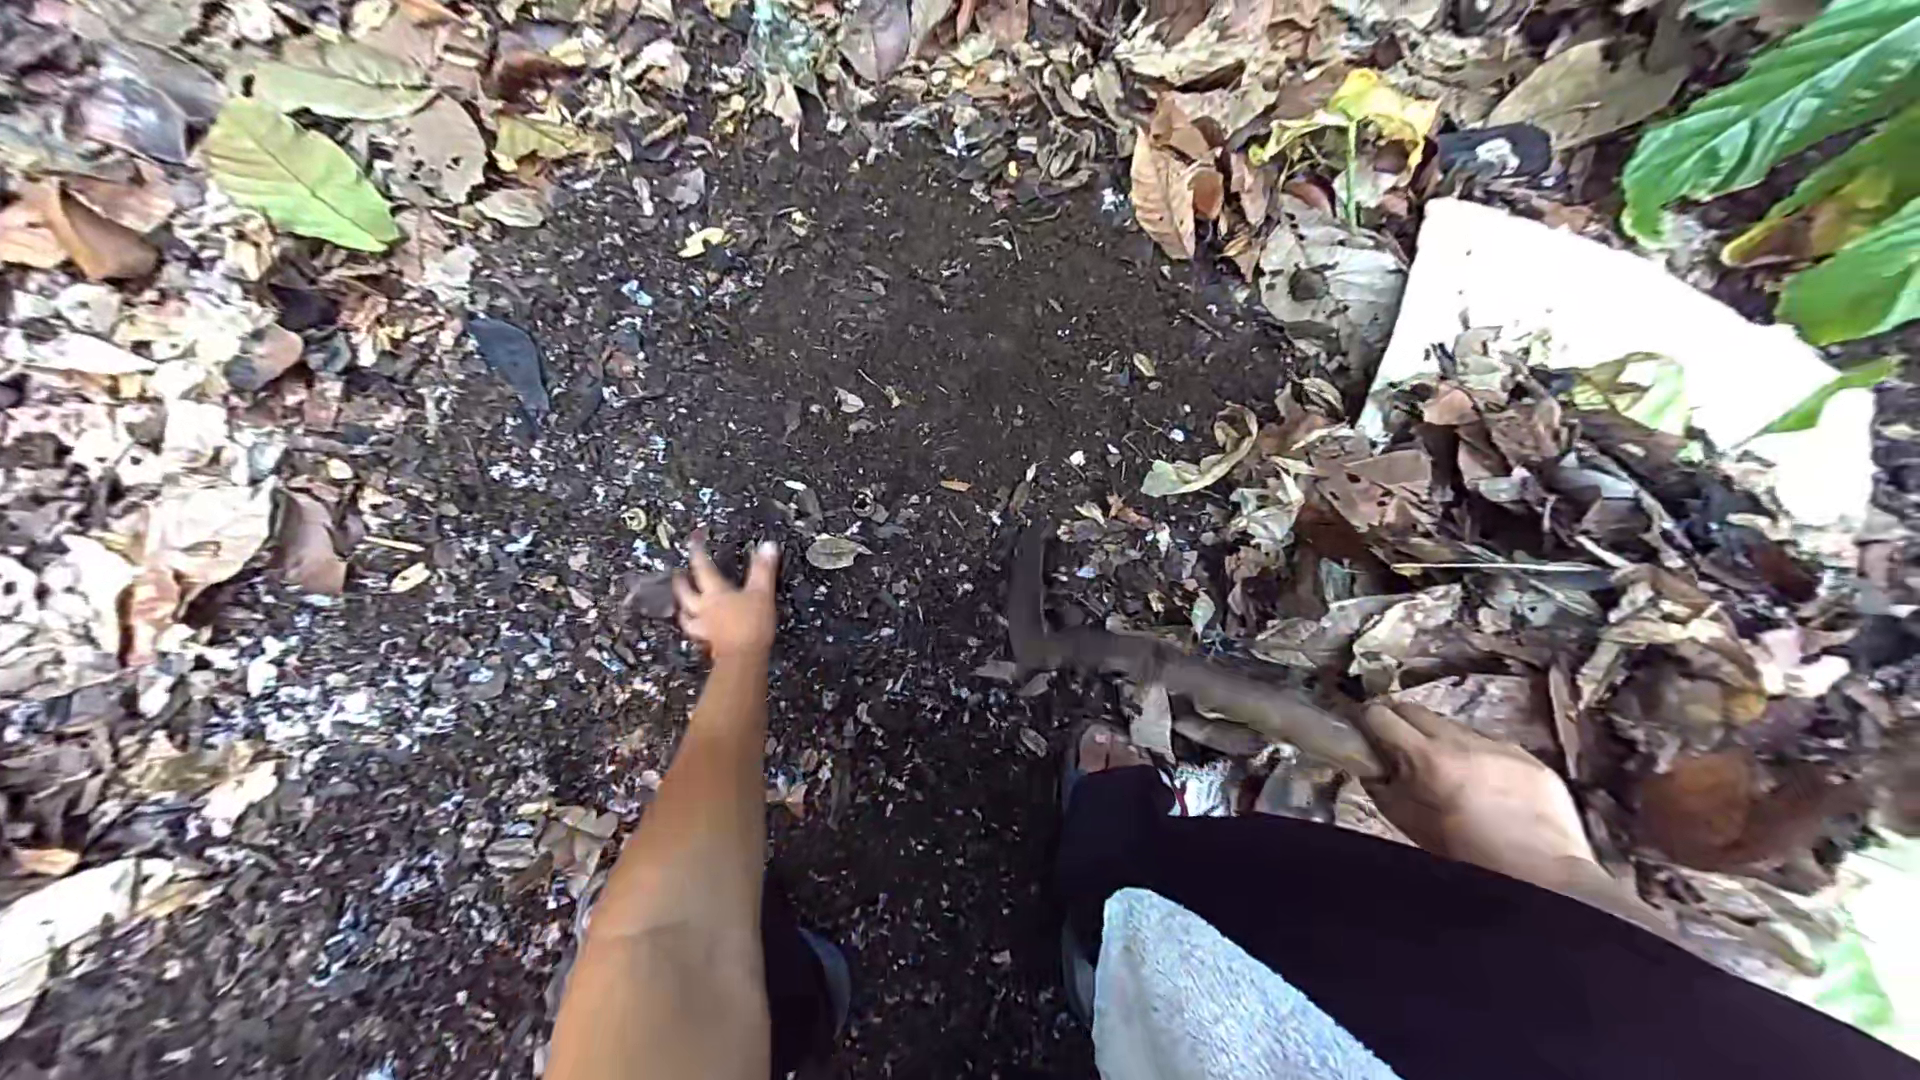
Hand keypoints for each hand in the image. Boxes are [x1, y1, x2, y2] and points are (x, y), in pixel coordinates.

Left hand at [672, 532, 779, 663]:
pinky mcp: (708, 642)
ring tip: (681, 603)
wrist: (743, 657)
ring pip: (686, 614)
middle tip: (677, 573)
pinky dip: (695, 627)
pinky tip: (698, 629)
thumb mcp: (762, 592)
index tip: (693, 541)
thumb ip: (763, 569)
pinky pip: (697, 632)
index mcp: (715, 592)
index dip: (697, 553)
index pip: (702, 568)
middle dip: (681, 581)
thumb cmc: (752, 622)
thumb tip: (768, 544)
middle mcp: (704, 607)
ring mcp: (703, 626)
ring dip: (682, 607)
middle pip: (685, 592)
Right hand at [1356, 700, 1671, 934]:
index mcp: (1428, 758)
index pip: (1381, 714)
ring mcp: (1501, 747)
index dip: (1368, 720)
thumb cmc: (1465, 854)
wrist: (1547, 879)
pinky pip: (1492, 744)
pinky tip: (1485, 783)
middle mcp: (1464, 742)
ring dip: (1441, 739)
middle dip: (1400, 722)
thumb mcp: (1406, 819)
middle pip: (1415, 709)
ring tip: (1447, 769)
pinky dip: (1479, 756)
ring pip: (1454, 726)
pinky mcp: (1531, 758)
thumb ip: (1381, 784)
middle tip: (1397, 744)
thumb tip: (1370, 763)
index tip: (1365, 730)